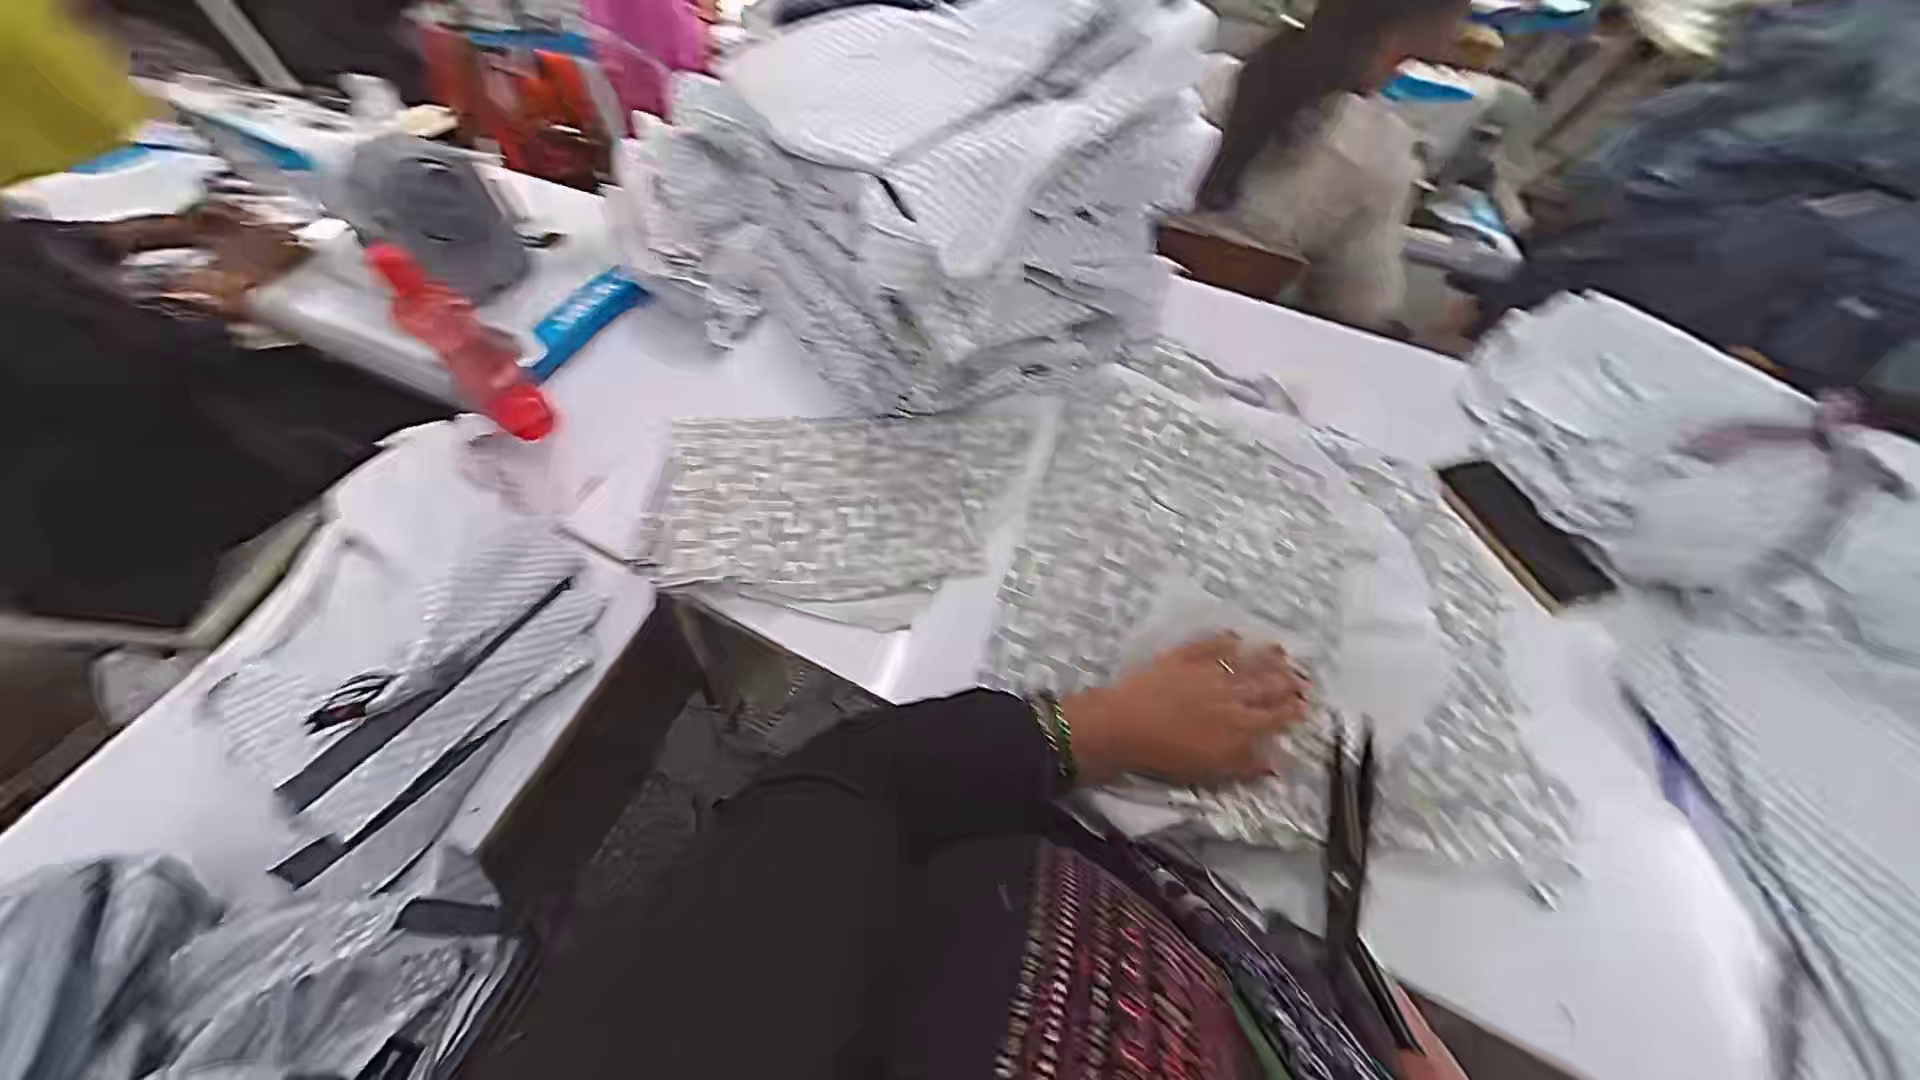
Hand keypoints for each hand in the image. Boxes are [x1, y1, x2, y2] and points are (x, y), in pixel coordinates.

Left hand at [1062, 633, 1309, 786]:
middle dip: (1286, 680)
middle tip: (1301, 675)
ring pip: (1244, 662)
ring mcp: (1205, 673)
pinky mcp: (1182, 658)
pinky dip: (1224, 639)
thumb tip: (1278, 762)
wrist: (1125, 725)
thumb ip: (1247, 764)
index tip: (1305, 704)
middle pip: (1265, 685)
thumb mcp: (1211, 770)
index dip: (1293, 710)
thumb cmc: (1166, 755)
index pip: (1275, 716)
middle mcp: (1229, 695)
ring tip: (1280, 650)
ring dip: (1264, 656)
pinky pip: (1209, 644)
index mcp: (1238, 725)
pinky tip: (1235, 635)